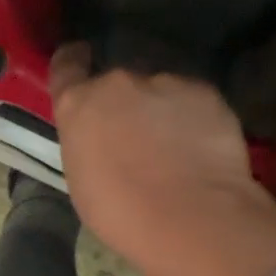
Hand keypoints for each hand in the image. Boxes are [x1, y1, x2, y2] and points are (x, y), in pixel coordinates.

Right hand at [51, 43, 275, 275]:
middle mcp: (118, 82)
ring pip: (158, 91)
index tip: (79, 61)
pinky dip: (191, 117)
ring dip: (159, 110)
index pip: (67, 64)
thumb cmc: (117, 208)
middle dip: (121, 102)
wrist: (188, 215)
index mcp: (77, 104)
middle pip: (116, 83)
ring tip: (170, 145)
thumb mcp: (80, 173)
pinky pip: (191, 101)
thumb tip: (102, 135)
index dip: (73, 62)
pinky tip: (197, 146)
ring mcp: (167, 83)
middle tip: (131, 134)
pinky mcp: (208, 93)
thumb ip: (86, 140)